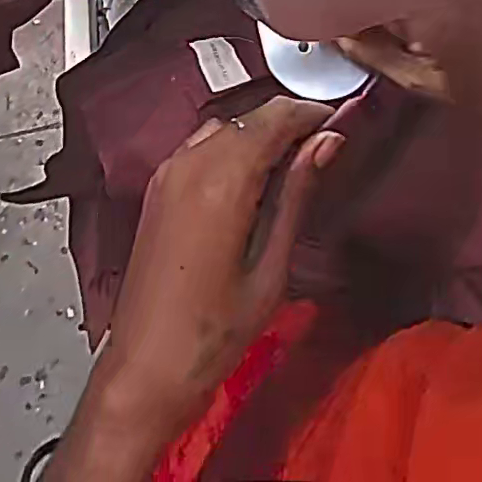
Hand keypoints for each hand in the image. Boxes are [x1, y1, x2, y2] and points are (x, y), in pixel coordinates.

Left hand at [49, 97, 342, 479]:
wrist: (144, 368)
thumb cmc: (213, 332)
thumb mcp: (270, 266)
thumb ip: (296, 193)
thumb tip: (326, 142)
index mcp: (221, 182)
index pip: (273, 119)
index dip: (309, 113)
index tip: (338, 120)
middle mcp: (190, 164)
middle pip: (249, 119)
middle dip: (288, 122)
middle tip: (322, 142)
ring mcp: (168, 171)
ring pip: (226, 127)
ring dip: (260, 132)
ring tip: (292, 160)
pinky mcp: (158, 184)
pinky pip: (202, 144)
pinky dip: (232, 145)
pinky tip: (251, 173)